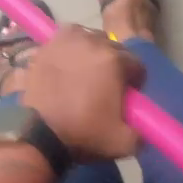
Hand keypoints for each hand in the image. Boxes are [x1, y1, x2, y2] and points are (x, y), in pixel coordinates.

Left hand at [18, 25, 142, 161]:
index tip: (126, 98)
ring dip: (93, 53)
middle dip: (114, 67)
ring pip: (90, 40)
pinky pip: (67, 40)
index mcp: (115, 60)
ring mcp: (67, 40)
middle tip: (105, 88)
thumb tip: (143, 124)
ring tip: (85, 76)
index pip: (137, 65)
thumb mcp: (124, 143)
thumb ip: (143, 131)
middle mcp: (93, 42)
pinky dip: (71, 49)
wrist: (38, 136)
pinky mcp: (46, 46)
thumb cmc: (83, 135)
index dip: (134, 83)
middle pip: (114, 50)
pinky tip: (67, 66)